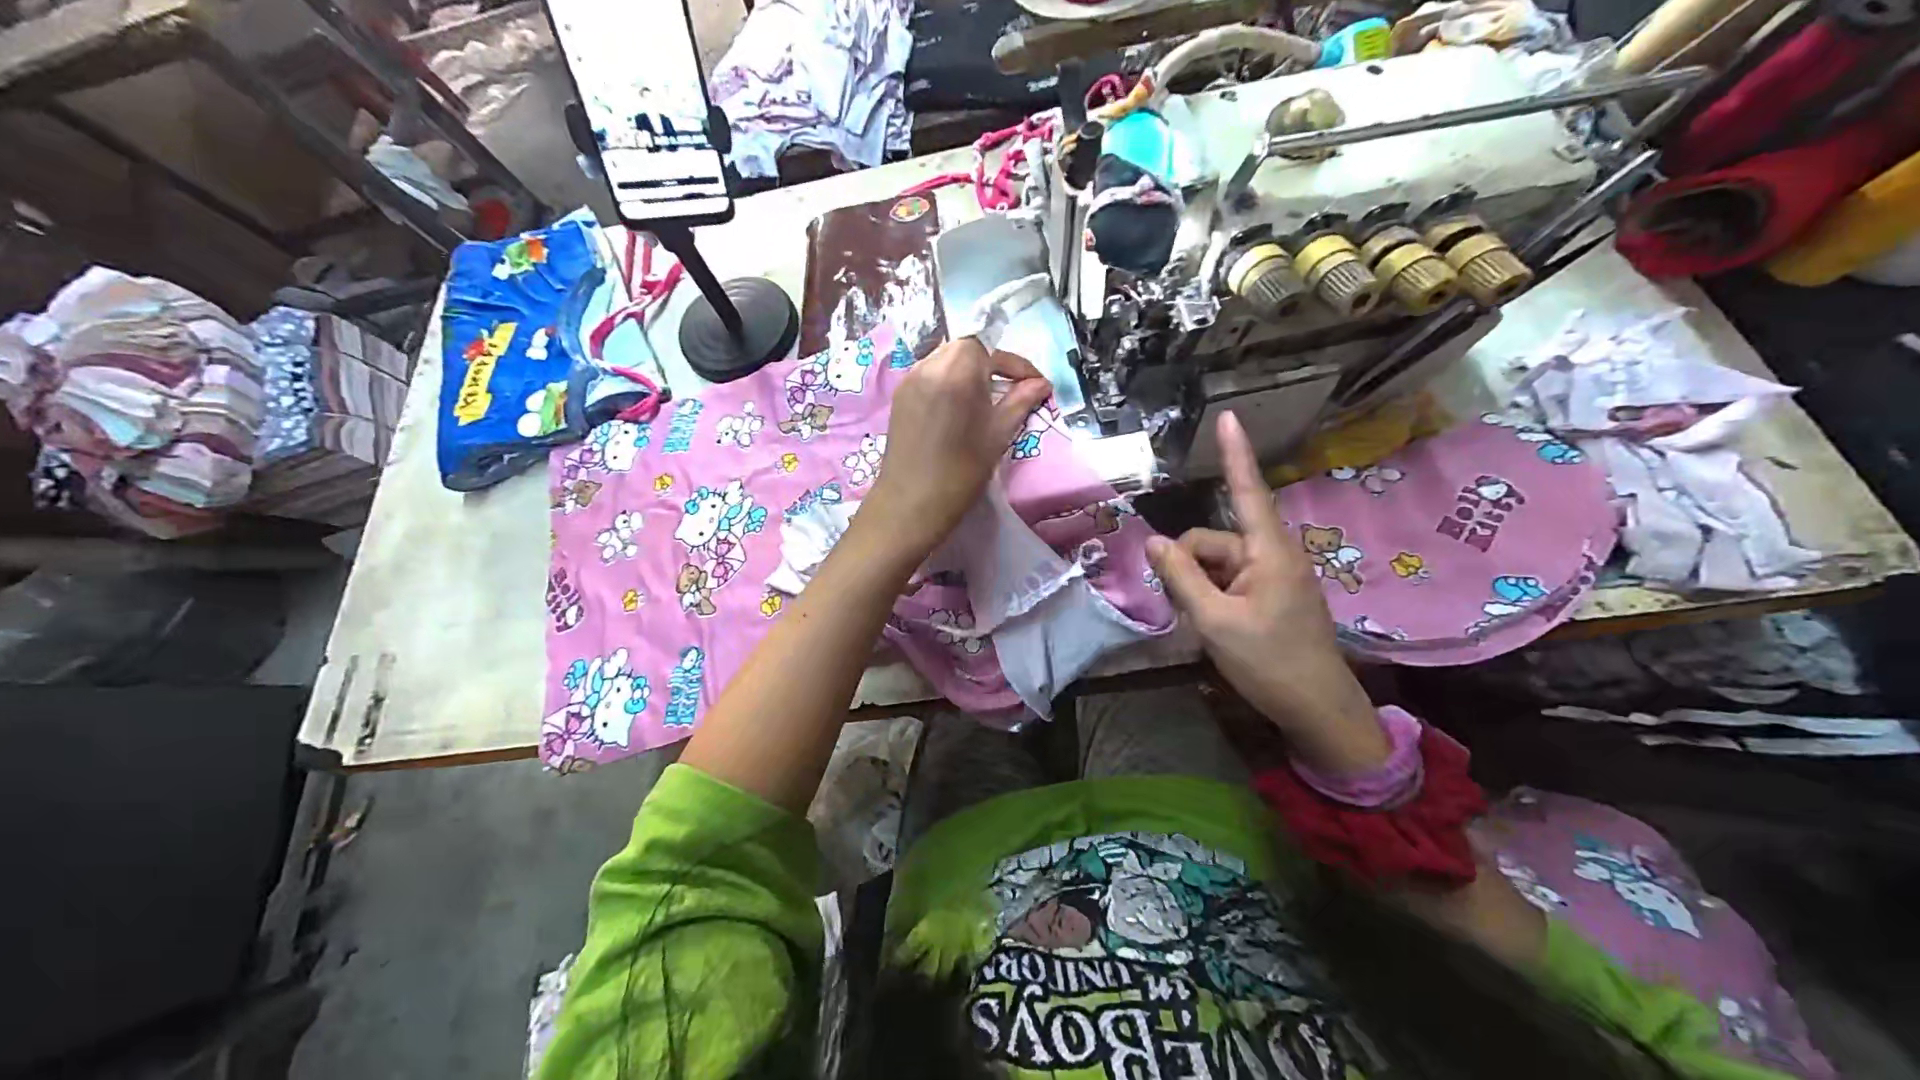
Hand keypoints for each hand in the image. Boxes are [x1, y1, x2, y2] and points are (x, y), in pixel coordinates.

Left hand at [864, 338, 1052, 558]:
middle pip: (964, 347)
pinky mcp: (899, 396)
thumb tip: (1041, 384)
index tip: (1032, 383)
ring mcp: (910, 380)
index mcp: (957, 371)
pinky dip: (948, 380)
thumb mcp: (998, 434)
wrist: (911, 504)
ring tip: (986, 397)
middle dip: (990, 362)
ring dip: (968, 370)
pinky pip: (929, 374)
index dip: (1013, 362)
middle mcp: (929, 366)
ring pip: (945, 358)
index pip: (988, 346)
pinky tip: (959, 407)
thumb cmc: (961, 471)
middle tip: (1011, 388)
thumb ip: (1020, 401)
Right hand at [1146, 411, 1389, 773]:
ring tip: (1197, 622)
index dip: (1234, 454)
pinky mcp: (1273, 597)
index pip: (1247, 491)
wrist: (1318, 709)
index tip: (1230, 416)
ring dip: (1197, 584)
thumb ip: (1182, 577)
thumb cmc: (1270, 661)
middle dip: (1187, 563)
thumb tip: (1153, 540)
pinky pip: (1231, 581)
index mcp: (1268, 553)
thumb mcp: (1215, 621)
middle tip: (1179, 604)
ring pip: (1218, 563)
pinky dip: (1211, 595)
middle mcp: (1273, 556)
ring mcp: (1275, 578)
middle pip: (1214, 539)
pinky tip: (1208, 623)